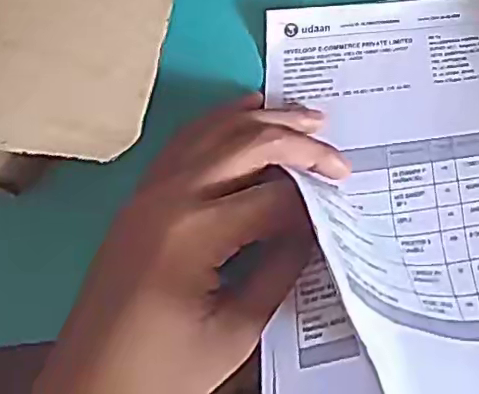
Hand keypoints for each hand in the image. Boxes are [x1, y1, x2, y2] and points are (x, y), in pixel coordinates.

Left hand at [36, 94, 350, 393]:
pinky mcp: (141, 194)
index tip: (337, 203)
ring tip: (306, 117)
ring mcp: (152, 190)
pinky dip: (223, 118)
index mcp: (195, 234)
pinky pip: (188, 138)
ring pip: (221, 129)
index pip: (275, 196)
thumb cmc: (159, 375)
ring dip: (267, 118)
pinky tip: (247, 111)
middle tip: (335, 153)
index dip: (313, 198)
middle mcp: (172, 196)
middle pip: (251, 144)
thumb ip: (281, 268)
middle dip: (301, 143)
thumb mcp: (234, 333)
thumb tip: (315, 224)